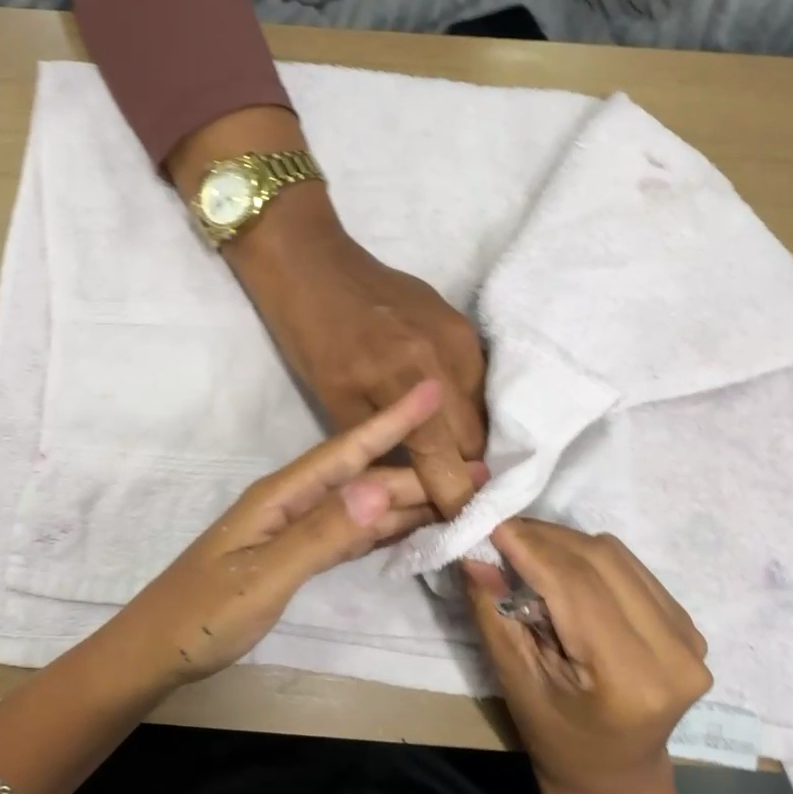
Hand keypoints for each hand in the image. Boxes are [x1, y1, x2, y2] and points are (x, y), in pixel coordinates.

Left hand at [111, 381, 486, 684]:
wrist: (158, 649)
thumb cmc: (203, 614)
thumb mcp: (264, 576)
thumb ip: (321, 535)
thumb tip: (381, 487)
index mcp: (280, 497)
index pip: (346, 452)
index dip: (390, 422)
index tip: (433, 390)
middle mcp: (289, 504)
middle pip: (362, 479)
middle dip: (415, 468)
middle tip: (479, 468)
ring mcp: (291, 531)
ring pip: (360, 505)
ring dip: (406, 498)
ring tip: (459, 494)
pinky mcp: (293, 558)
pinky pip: (348, 533)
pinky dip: (382, 529)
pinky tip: (408, 527)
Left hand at [232, 215, 486, 516]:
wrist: (313, 263)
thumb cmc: (309, 336)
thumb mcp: (333, 400)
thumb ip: (379, 445)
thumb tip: (411, 490)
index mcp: (407, 381)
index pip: (449, 461)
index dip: (455, 501)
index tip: (459, 530)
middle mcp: (449, 358)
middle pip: (477, 440)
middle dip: (465, 475)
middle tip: (446, 498)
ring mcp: (463, 336)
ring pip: (483, 412)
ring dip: (467, 442)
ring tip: (445, 463)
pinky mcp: (465, 323)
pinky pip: (478, 382)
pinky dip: (464, 408)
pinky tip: (443, 419)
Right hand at [462, 520, 712, 793]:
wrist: (613, 771)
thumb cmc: (554, 734)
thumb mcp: (514, 678)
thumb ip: (495, 614)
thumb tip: (474, 556)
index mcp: (630, 678)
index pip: (577, 587)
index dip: (532, 549)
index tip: (490, 525)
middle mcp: (674, 653)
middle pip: (602, 562)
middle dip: (545, 538)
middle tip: (500, 533)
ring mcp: (690, 638)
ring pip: (617, 556)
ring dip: (565, 542)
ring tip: (525, 549)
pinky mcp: (689, 625)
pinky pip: (631, 568)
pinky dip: (589, 557)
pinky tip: (561, 569)